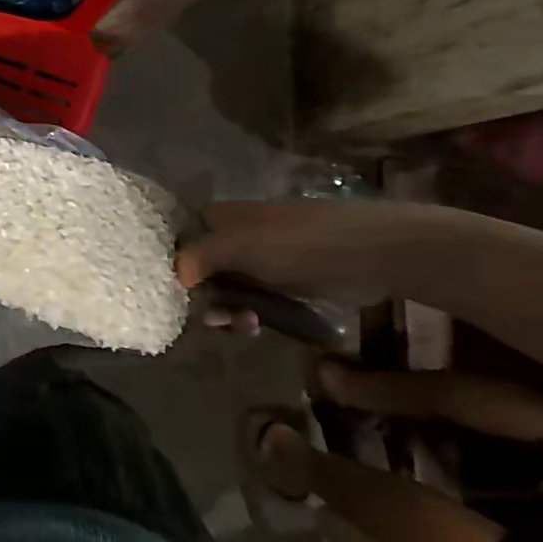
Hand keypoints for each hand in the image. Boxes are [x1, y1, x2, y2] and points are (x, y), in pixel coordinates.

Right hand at [177, 199, 452, 326]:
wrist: (368, 252)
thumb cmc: (297, 243)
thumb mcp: (241, 245)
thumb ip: (200, 255)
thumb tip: (175, 273)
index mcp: (223, 216)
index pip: (183, 234)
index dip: (174, 261)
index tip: (175, 293)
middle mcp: (237, 233)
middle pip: (202, 266)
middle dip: (203, 296)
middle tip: (214, 319)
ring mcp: (262, 257)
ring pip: (227, 286)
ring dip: (227, 309)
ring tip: (242, 325)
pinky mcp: (284, 279)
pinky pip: (253, 297)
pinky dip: (249, 313)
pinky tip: (257, 325)